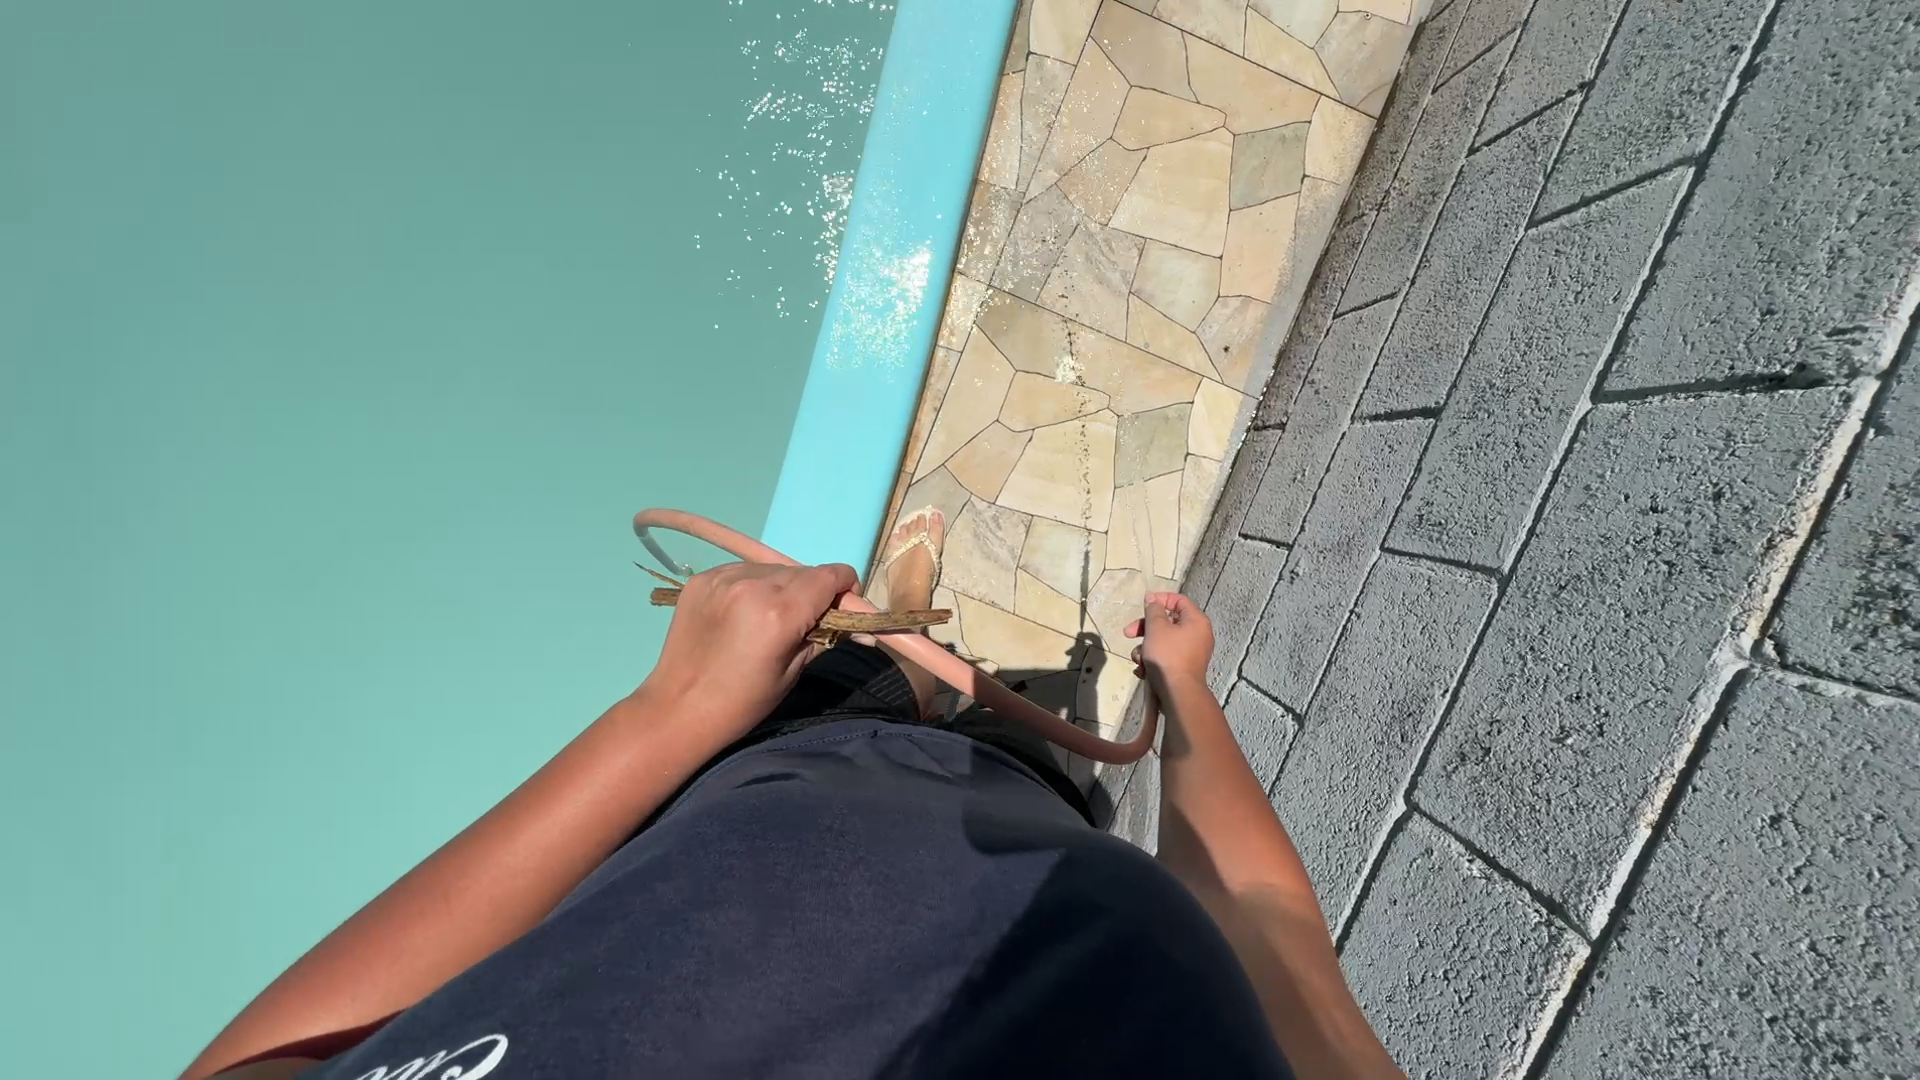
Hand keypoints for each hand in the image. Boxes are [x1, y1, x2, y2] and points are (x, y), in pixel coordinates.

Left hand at [636, 561, 857, 739]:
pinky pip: (744, 570)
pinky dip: (754, 585)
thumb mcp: (794, 671)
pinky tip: (744, 612)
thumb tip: (851, 618)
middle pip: (804, 571)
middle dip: (815, 590)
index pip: (830, 576)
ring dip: (784, 586)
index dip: (846, 588)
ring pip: (774, 568)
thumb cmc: (742, 703)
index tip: (844, 607)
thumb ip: (823, 634)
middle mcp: (753, 585)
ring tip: (770, 617)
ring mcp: (723, 578)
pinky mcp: (702, 578)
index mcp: (780, 612)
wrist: (677, 709)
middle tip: (807, 620)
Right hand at [1124, 591, 1214, 693]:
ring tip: (1138, 659)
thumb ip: (1153, 610)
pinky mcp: (1184, 667)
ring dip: (1145, 648)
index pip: (1178, 600)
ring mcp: (1191, 652)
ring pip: (1163, 641)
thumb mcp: (1156, 627)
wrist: (1178, 692)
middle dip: (1144, 629)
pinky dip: (1152, 660)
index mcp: (1196, 621)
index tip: (1143, 604)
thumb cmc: (1167, 655)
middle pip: (1167, 622)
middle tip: (1128, 633)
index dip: (1159, 599)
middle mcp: (1197, 634)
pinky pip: (1166, 656)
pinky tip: (1143, 670)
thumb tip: (1152, 598)